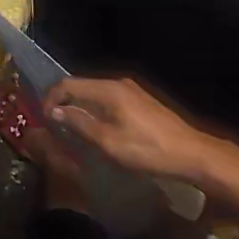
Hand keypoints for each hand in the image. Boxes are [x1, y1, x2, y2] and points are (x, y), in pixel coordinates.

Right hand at [45, 77, 234, 184]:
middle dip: (63, 102)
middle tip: (55, 124)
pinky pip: (108, 98)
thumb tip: (54, 111)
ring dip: (79, 106)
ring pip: (94, 92)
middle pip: (80, 85)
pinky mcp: (141, 100)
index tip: (44, 119)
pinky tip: (97, 127)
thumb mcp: (108, 142)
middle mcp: (117, 83)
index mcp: (107, 90)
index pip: (67, 84)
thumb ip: (79, 123)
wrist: (194, 155)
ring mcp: (131, 90)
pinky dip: (95, 108)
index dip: (51, 99)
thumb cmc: (148, 150)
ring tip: (73, 127)